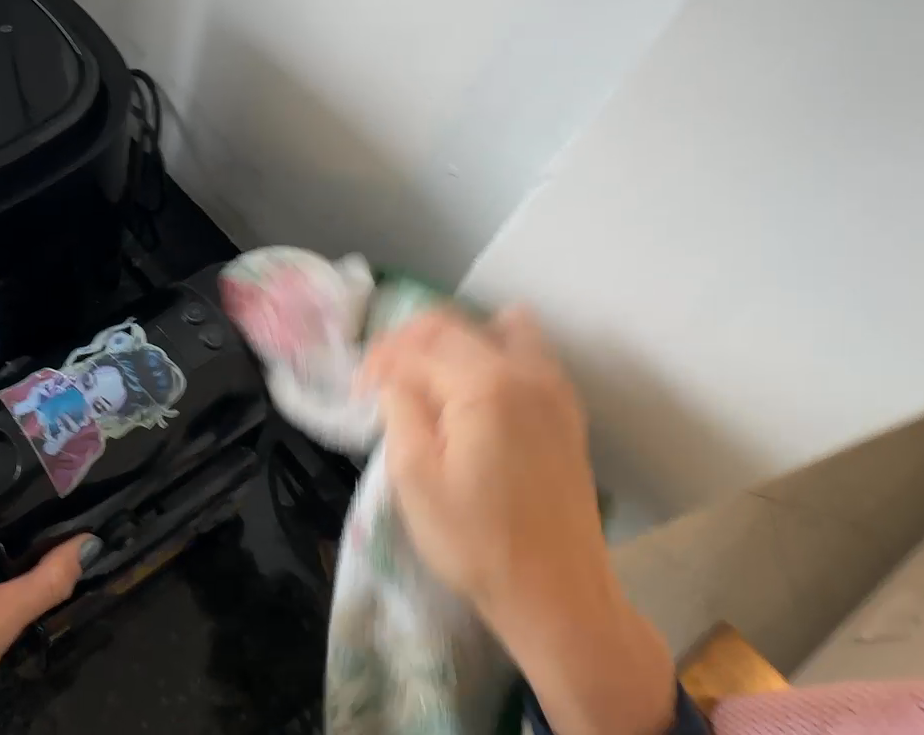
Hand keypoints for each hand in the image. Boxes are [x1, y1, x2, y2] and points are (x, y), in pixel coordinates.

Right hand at [361, 306, 674, 734]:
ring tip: (422, 370)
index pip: (416, 346)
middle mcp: (525, 374)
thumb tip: (395, 377)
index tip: (356, 392)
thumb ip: (399, 407)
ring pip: (496, 329)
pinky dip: (494, 348)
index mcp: (484, 385)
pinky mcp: (567, 414)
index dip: (378, 361)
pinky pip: (529, 353)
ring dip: (450, 339)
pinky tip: (473, 376)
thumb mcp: (413, 475)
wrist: (558, 597)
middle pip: (453, 327)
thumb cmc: (475, 540)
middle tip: (379, 379)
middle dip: (406, 343)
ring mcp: (554, 392)